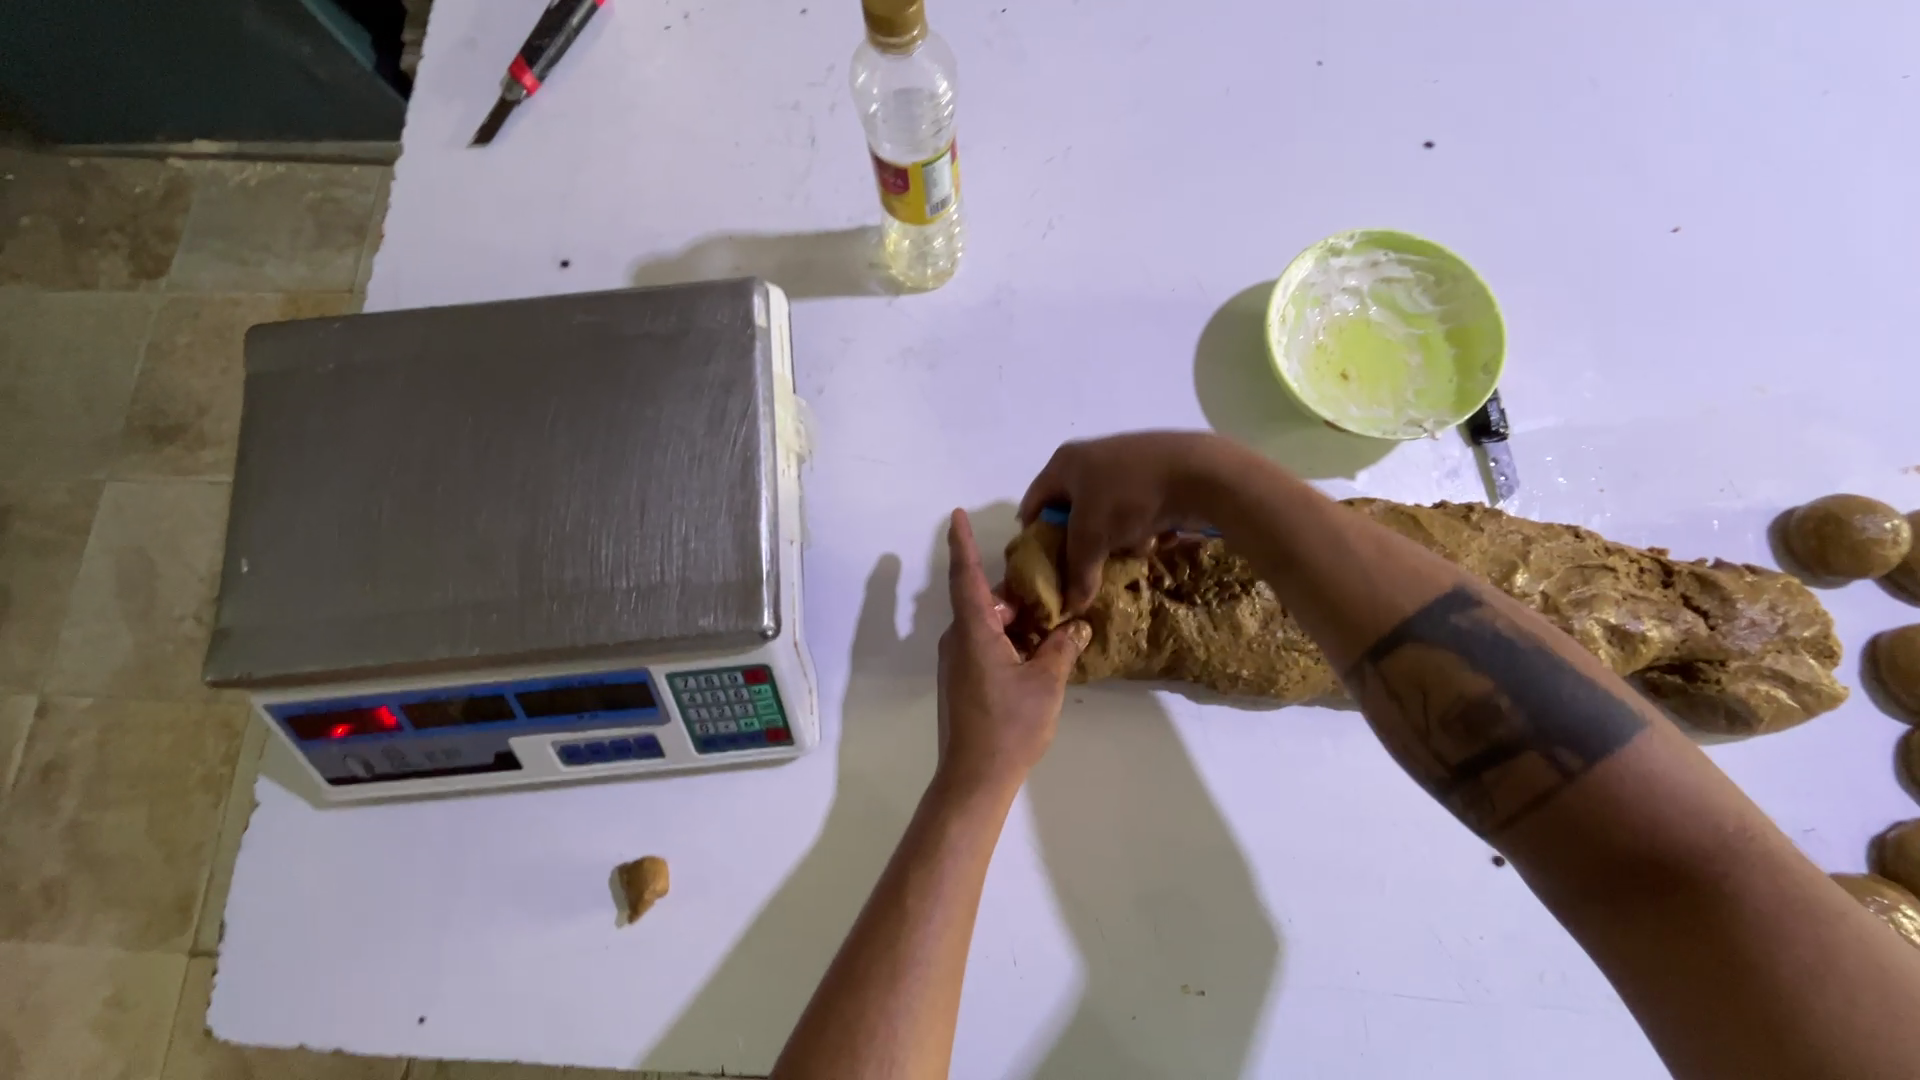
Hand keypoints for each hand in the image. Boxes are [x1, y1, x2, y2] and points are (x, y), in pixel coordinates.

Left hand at [936, 509, 1089, 791]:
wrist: (974, 778)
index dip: (962, 543)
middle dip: (1016, 592)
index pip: (965, 575)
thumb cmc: (1009, 726)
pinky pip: (985, 644)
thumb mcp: (1046, 682)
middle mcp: (958, 639)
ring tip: (1054, 621)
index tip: (955, 514)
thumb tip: (1075, 627)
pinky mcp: (962, 681)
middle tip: (1052, 586)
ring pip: (986, 624)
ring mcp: (957, 661)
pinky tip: (1038, 650)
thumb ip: (1061, 648)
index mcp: (973, 631)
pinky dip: (1009, 639)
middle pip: (984, 600)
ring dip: (1016, 619)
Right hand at [1017, 431, 1231, 611]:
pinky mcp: (1156, 475)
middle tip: (1085, 569)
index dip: (1033, 538)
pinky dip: (1141, 529)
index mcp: (1064, 463)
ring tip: (1129, 554)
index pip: (1033, 504)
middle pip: (1073, 512)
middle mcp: (1090, 459)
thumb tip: (1072, 607)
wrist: (1199, 471)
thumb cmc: (1127, 497)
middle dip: (1081, 543)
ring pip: (1107, 515)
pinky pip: (1136, 510)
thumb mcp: (1092, 538)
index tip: (1042, 568)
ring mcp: (1126, 464)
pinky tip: (1155, 540)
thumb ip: (1077, 572)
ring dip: (1115, 539)